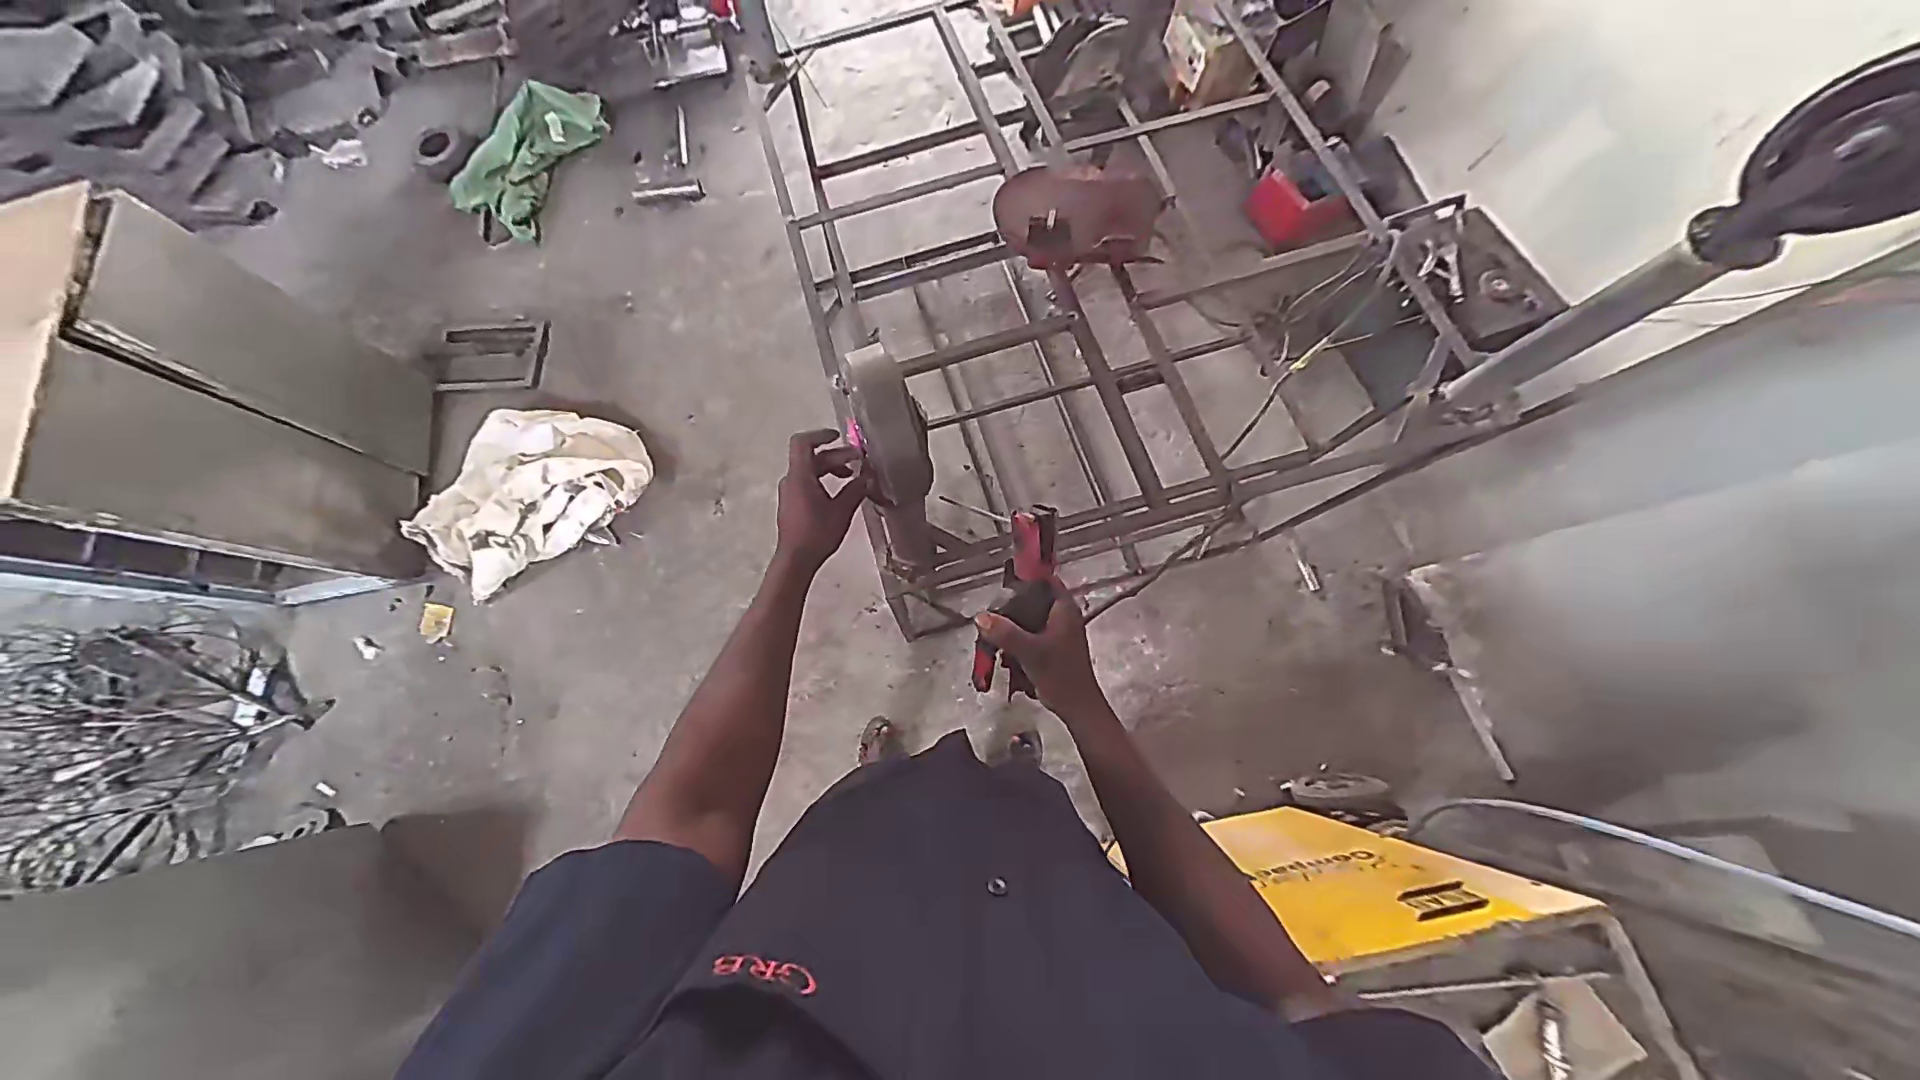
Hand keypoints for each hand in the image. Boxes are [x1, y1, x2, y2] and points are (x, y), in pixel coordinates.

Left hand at [774, 429, 870, 575]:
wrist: (796, 559)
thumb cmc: (817, 533)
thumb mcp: (842, 510)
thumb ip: (855, 489)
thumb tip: (867, 477)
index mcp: (800, 476)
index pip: (803, 443)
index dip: (820, 435)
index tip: (838, 436)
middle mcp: (791, 480)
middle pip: (812, 458)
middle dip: (837, 456)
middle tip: (859, 461)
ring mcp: (790, 492)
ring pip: (811, 471)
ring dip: (832, 469)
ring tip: (853, 477)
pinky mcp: (792, 504)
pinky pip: (808, 483)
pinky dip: (824, 481)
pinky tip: (841, 493)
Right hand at [974, 581, 1106, 715]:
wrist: (1077, 707)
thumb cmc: (1061, 676)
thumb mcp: (1029, 651)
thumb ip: (1005, 632)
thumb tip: (981, 617)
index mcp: (1064, 609)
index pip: (1046, 579)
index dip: (1026, 577)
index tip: (1005, 585)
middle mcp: (1064, 616)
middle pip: (1034, 599)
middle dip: (1013, 607)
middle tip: (994, 614)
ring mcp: (1060, 632)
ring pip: (1031, 619)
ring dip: (1013, 626)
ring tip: (996, 634)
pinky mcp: (1054, 648)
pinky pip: (1032, 635)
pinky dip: (1019, 640)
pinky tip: (1006, 651)